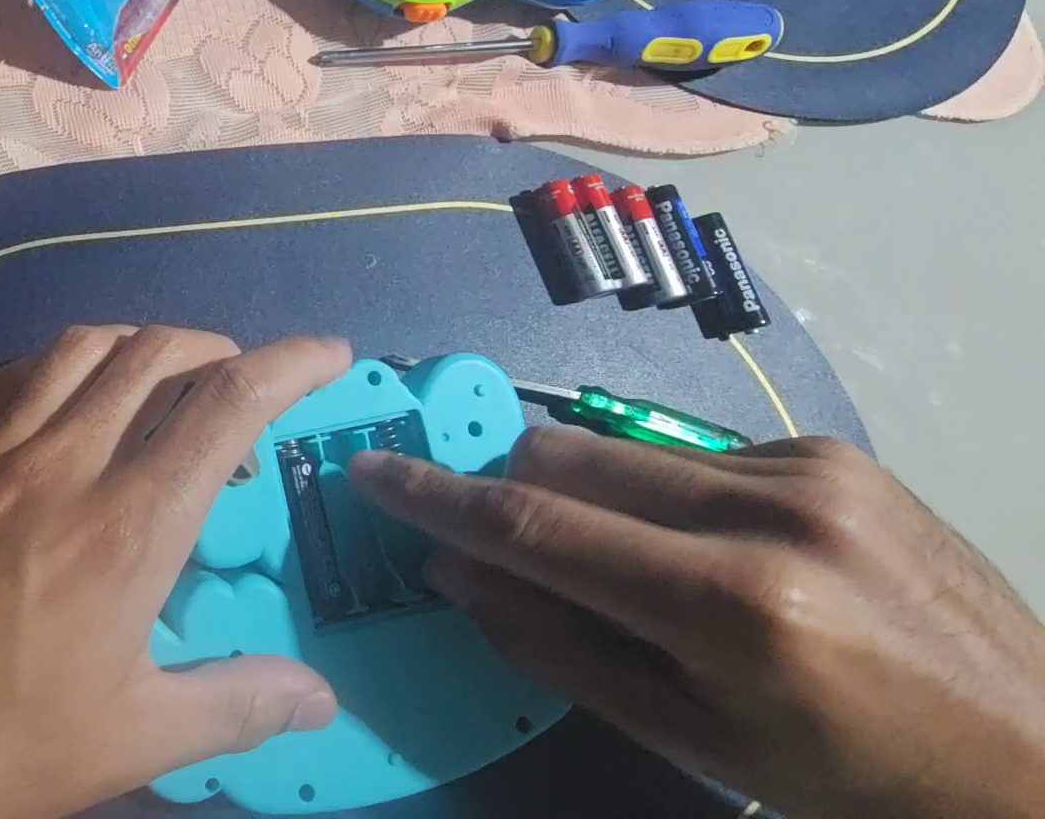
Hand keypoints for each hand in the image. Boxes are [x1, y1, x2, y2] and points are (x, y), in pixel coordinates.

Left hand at [0, 327, 353, 818]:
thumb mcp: (126, 738)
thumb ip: (235, 705)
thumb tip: (321, 700)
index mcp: (126, 526)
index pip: (224, 407)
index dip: (287, 365)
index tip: (325, 353)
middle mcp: (64, 460)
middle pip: (154, 353)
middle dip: (215, 347)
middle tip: (239, 383)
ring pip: (81, 346)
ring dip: (138, 344)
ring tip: (162, 378)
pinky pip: (12, 373)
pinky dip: (60, 363)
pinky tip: (65, 394)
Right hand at [350, 429, 1044, 818]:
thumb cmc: (843, 773)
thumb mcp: (680, 733)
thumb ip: (547, 639)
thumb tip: (449, 564)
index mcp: (732, 608)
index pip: (533, 524)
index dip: (435, 496)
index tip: (372, 470)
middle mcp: (768, 513)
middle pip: (557, 454)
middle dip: (505, 487)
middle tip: (508, 540)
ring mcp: (803, 466)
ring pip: (608, 443)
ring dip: (580, 489)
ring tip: (633, 556)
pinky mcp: (823, 445)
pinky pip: (675, 448)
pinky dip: (651, 489)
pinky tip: (708, 542)